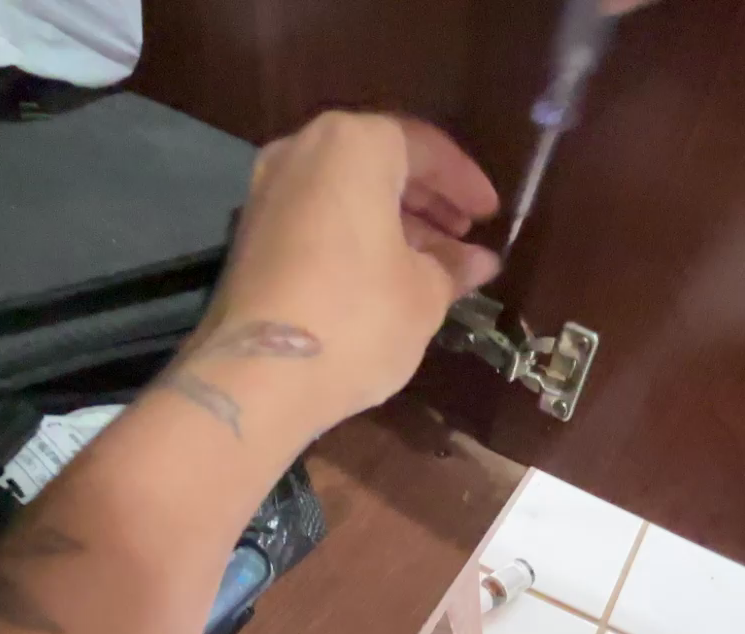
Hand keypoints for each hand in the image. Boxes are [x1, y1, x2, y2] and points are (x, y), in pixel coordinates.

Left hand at [193, 112, 500, 428]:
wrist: (260, 376)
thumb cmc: (358, 320)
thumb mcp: (424, 295)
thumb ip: (454, 267)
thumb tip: (480, 261)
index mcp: (352, 147)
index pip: (423, 146)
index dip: (465, 181)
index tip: (491, 214)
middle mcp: (302, 152)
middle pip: (380, 164)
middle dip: (428, 201)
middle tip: (463, 235)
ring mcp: (268, 194)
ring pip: (347, 193)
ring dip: (395, 222)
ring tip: (433, 263)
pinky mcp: (252, 237)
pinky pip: (320, 220)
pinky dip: (358, 238)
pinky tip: (386, 277)